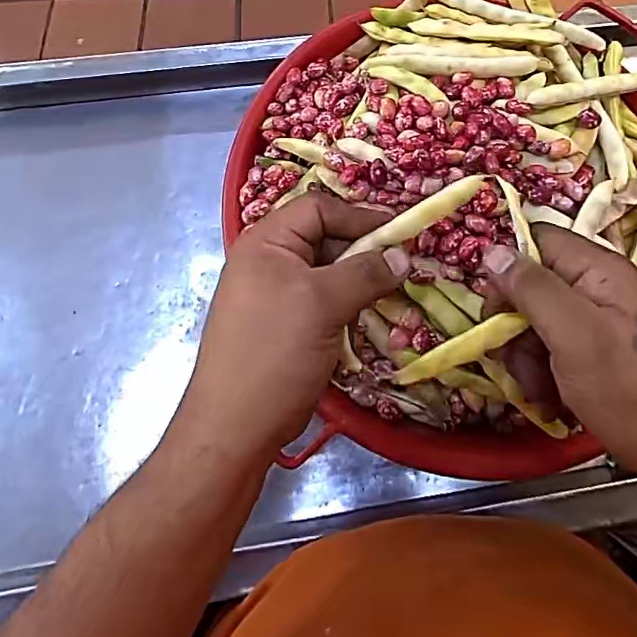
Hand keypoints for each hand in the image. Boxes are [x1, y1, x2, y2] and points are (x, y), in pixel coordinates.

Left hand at [173, 194, 409, 462]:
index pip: (318, 208)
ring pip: (326, 271)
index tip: (399, 232)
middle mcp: (266, 260)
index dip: (359, 216)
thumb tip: (402, 255)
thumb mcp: (323, 303)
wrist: (234, 427)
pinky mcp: (283, 323)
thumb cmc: (274, 353)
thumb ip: (365, 273)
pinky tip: (367, 316)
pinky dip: (346, 303)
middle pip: (323, 237)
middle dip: (362, 249)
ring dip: (357, 279)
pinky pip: (320, 299)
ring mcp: (273, 293)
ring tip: (390, 291)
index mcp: (266, 242)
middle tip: (399, 265)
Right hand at [483, 227, 636, 473]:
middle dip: (515, 324)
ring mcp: (606, 320)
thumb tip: (493, 250)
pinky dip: (547, 372)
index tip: (494, 306)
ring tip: (538, 391)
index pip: (538, 239)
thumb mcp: (572, 333)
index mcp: (599, 269)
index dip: (508, 266)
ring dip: (528, 356)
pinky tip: (552, 399)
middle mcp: (603, 287)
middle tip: (513, 361)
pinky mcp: (606, 352)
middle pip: (535, 284)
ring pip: (542, 320)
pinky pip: (560, 347)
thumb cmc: (629, 391)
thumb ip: (532, 287)